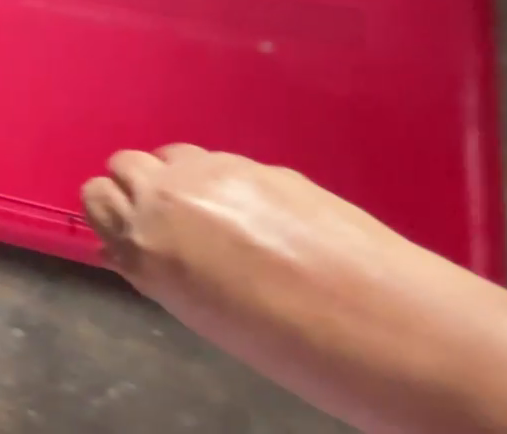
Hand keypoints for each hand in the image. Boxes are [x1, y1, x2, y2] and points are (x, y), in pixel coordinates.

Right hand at [80, 145, 506, 433]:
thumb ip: (158, 269)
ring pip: (172, 156)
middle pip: (125, 165)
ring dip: (182, 180)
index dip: (110, 215)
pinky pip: (223, 164)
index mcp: (147, 241)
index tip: (131, 238)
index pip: (95, 196)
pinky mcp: (268, 167)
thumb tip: (133, 249)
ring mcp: (220, 174)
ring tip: (221, 220)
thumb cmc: (300, 349)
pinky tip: (268, 223)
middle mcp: (170, 195)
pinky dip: (229, 184)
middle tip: (175, 228)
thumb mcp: (203, 315)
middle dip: (140, 190)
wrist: (412, 336)